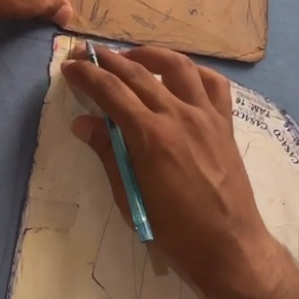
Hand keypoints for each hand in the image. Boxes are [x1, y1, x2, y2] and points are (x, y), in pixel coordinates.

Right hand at [61, 43, 284, 298]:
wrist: (228, 245)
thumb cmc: (174, 230)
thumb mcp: (131, 197)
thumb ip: (108, 153)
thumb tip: (83, 123)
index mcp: (150, 136)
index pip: (110, 91)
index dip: (87, 75)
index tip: (70, 65)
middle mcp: (178, 115)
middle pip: (137, 73)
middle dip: (108, 59)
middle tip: (87, 53)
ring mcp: (205, 115)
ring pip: (177, 67)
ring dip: (149, 55)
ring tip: (130, 56)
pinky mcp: (224, 122)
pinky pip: (213, 83)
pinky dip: (194, 71)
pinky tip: (179, 74)